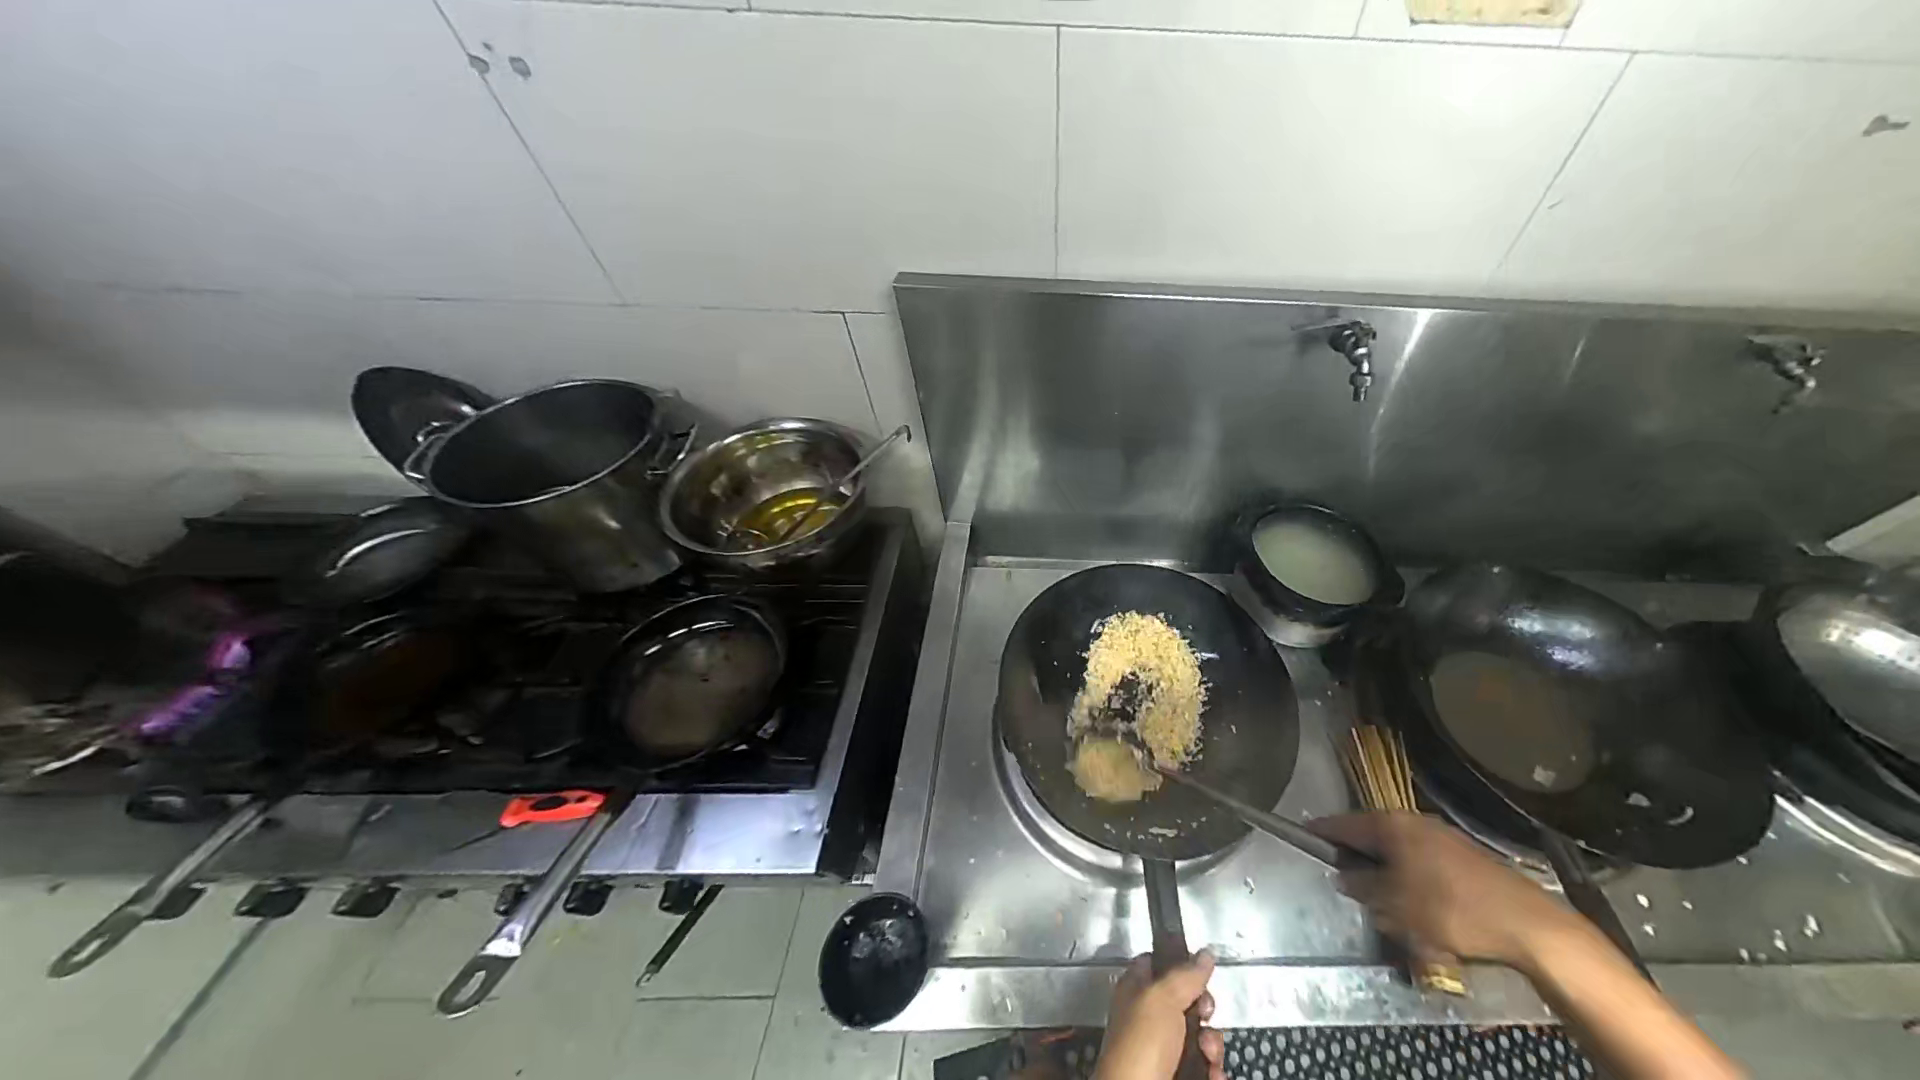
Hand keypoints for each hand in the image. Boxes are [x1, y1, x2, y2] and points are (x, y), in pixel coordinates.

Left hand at [1092, 951, 1224, 1079]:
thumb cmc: (1142, 1042)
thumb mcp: (1162, 998)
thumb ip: (1186, 975)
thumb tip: (1206, 954)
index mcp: (1137, 989)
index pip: (1159, 964)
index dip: (1181, 965)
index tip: (1200, 974)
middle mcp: (1150, 1016)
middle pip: (1188, 1003)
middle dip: (1205, 1012)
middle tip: (1204, 1017)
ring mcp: (1165, 1049)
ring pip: (1200, 1038)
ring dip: (1212, 1046)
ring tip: (1208, 1055)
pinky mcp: (1179, 1075)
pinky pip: (1205, 1068)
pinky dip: (1213, 1072)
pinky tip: (1212, 1075)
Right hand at [1311, 811, 1577, 969]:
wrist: (1533, 928)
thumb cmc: (1454, 911)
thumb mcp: (1397, 906)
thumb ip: (1363, 887)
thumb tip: (1343, 876)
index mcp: (1392, 825)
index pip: (1344, 823)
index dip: (1321, 832)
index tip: (1302, 835)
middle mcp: (1414, 822)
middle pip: (1371, 834)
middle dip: (1356, 855)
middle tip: (1342, 877)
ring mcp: (1442, 837)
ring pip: (1398, 850)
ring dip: (1385, 869)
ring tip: (1379, 897)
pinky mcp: (1465, 857)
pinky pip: (1421, 861)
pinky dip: (1409, 876)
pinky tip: (1414, 903)